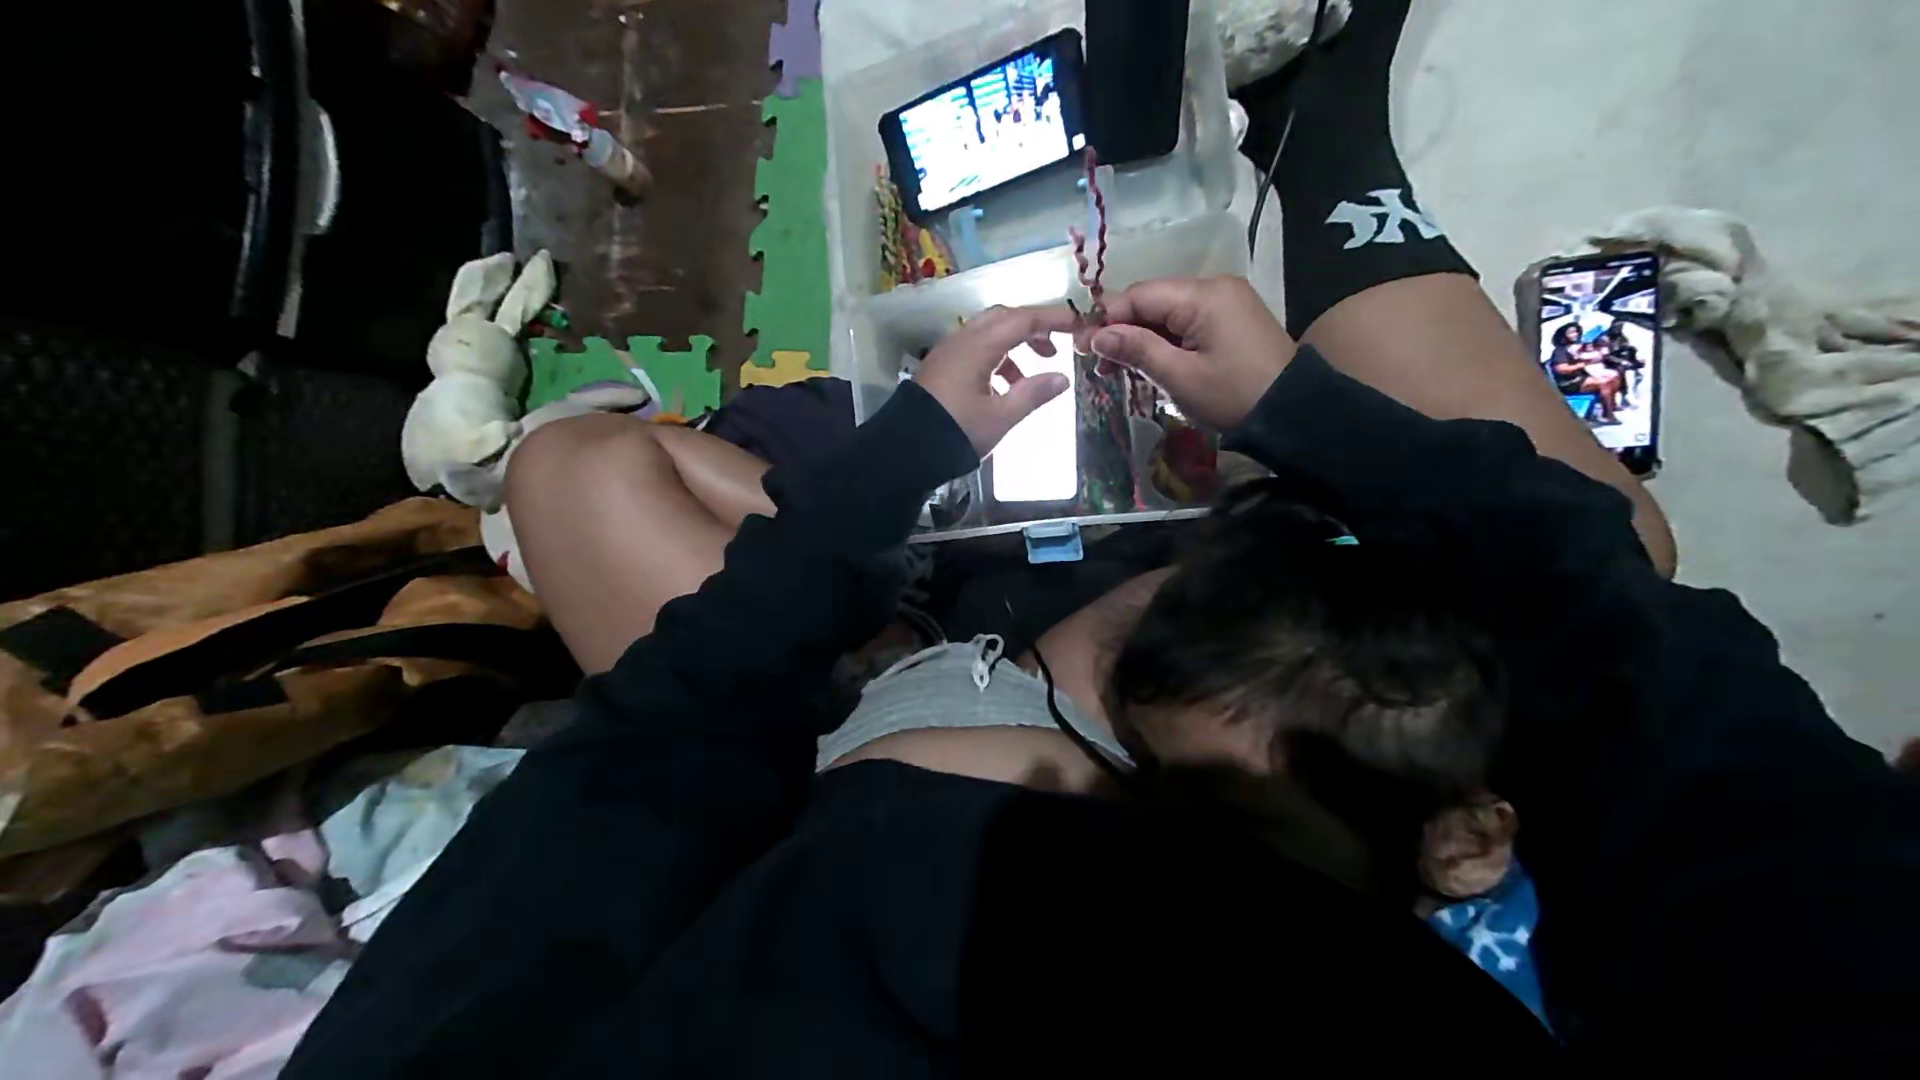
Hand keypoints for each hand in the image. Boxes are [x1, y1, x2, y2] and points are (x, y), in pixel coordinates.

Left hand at [917, 305, 1076, 455]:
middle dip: (1032, 328)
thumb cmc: (957, 432)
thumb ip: (1033, 394)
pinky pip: (973, 349)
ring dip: (1013, 346)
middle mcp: (962, 340)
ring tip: (1030, 377)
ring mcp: (948, 352)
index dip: (1053, 319)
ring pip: (987, 333)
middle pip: (1004, 318)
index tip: (1077, 325)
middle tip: (1053, 350)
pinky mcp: (940, 367)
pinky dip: (995, 358)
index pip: (1023, 319)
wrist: (906, 449)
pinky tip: (1004, 387)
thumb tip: (1062, 378)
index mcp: (979, 346)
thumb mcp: (1000, 417)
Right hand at [1083, 277, 1297, 429]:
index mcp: (1203, 296)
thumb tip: (1097, 336)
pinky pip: (1185, 322)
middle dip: (1120, 329)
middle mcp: (1214, 288)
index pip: (1139, 295)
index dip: (1106, 318)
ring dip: (1138, 338)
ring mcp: (1225, 302)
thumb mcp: (1179, 377)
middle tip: (1094, 361)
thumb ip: (1137, 350)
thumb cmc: (1233, 395)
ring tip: (1113, 368)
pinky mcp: (1229, 320)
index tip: (1079, 344)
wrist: (1293, 412)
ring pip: (1166, 313)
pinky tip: (1144, 363)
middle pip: (1151, 301)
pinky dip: (1162, 341)